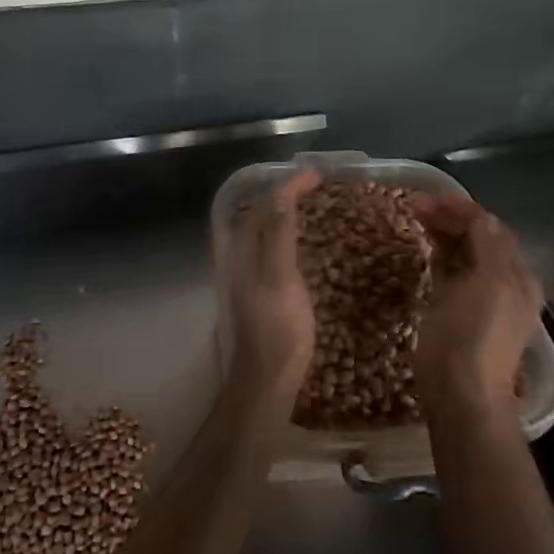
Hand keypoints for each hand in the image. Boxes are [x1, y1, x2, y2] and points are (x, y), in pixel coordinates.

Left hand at [224, 171, 320, 401]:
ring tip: (307, 205)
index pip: (263, 205)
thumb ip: (278, 235)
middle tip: (312, 186)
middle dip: (281, 195)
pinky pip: (267, 250)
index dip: (287, 186)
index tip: (316, 174)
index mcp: (241, 251)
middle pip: (256, 215)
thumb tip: (280, 194)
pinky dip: (282, 236)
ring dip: (280, 213)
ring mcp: (245, 277)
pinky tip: (298, 245)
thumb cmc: (278, 330)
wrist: (266, 380)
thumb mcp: (280, 278)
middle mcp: (237, 258)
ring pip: (259, 232)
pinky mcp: (256, 293)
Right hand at [411, 193, 543, 409]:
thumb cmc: (476, 334)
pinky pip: (447, 271)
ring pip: (461, 252)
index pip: (493, 230)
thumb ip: (489, 246)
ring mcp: (475, 296)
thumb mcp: (490, 284)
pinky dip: (436, 253)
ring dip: (441, 231)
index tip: (434, 197)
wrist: (460, 389)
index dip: (465, 210)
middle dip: (451, 218)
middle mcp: (501, 282)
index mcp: (517, 276)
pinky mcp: (451, 308)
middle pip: (477, 238)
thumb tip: (481, 216)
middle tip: (416, 205)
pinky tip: (422, 243)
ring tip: (414, 215)